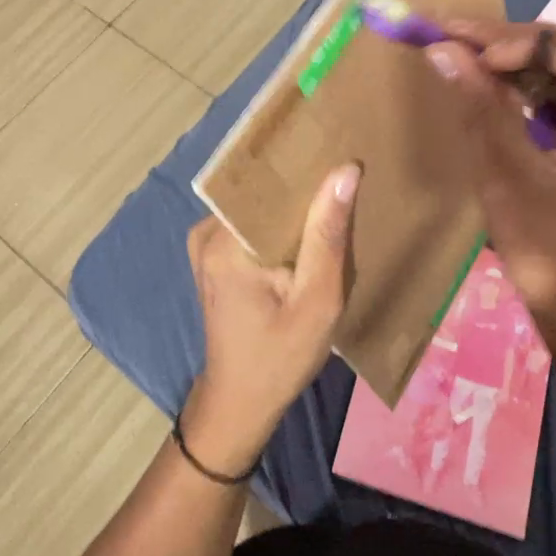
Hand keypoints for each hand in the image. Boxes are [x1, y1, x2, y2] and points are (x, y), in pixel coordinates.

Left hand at [180, 163, 358, 476]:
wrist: (241, 402)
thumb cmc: (280, 359)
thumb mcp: (317, 303)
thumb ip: (328, 236)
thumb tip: (345, 170)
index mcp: (224, 243)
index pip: (268, 184)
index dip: (306, 168)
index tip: (342, 153)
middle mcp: (207, 234)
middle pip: (263, 193)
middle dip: (304, 188)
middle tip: (348, 178)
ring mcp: (206, 244)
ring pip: (261, 207)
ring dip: (296, 208)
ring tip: (336, 200)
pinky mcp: (215, 256)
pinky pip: (254, 224)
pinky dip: (283, 226)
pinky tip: (313, 230)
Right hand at [424, 23, 555, 355]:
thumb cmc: (546, 257)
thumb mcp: (507, 181)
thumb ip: (482, 109)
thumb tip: (443, 49)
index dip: (524, 40)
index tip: (465, 44)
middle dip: (519, 44)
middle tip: (458, 37)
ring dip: (527, 60)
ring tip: (472, 56)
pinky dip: (544, 84)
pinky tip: (504, 82)